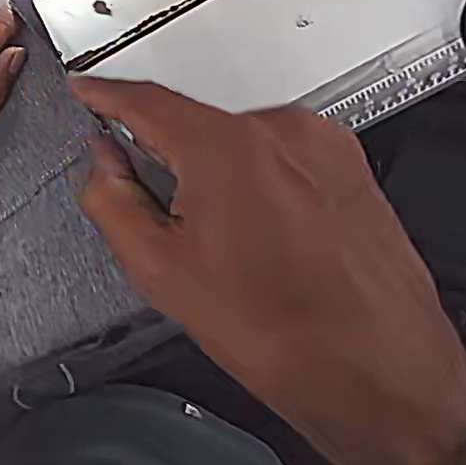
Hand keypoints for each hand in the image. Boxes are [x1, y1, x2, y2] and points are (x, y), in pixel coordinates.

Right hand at [72, 77, 465, 464]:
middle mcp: (280, 132)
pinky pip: (274, 152)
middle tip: (154, 206)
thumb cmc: (282, 331)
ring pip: (233, 140)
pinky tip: (255, 233)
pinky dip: (249, 177)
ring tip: (221, 239)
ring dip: (208, 169)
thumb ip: (110, 199)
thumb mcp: (157, 268)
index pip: (145, 100)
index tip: (88, 90)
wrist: (378, 374)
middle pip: (190, 122)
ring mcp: (321, 145)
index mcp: (227, 148)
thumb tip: (104, 164)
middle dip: (160, 153)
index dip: (104, 94)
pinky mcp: (347, 164)